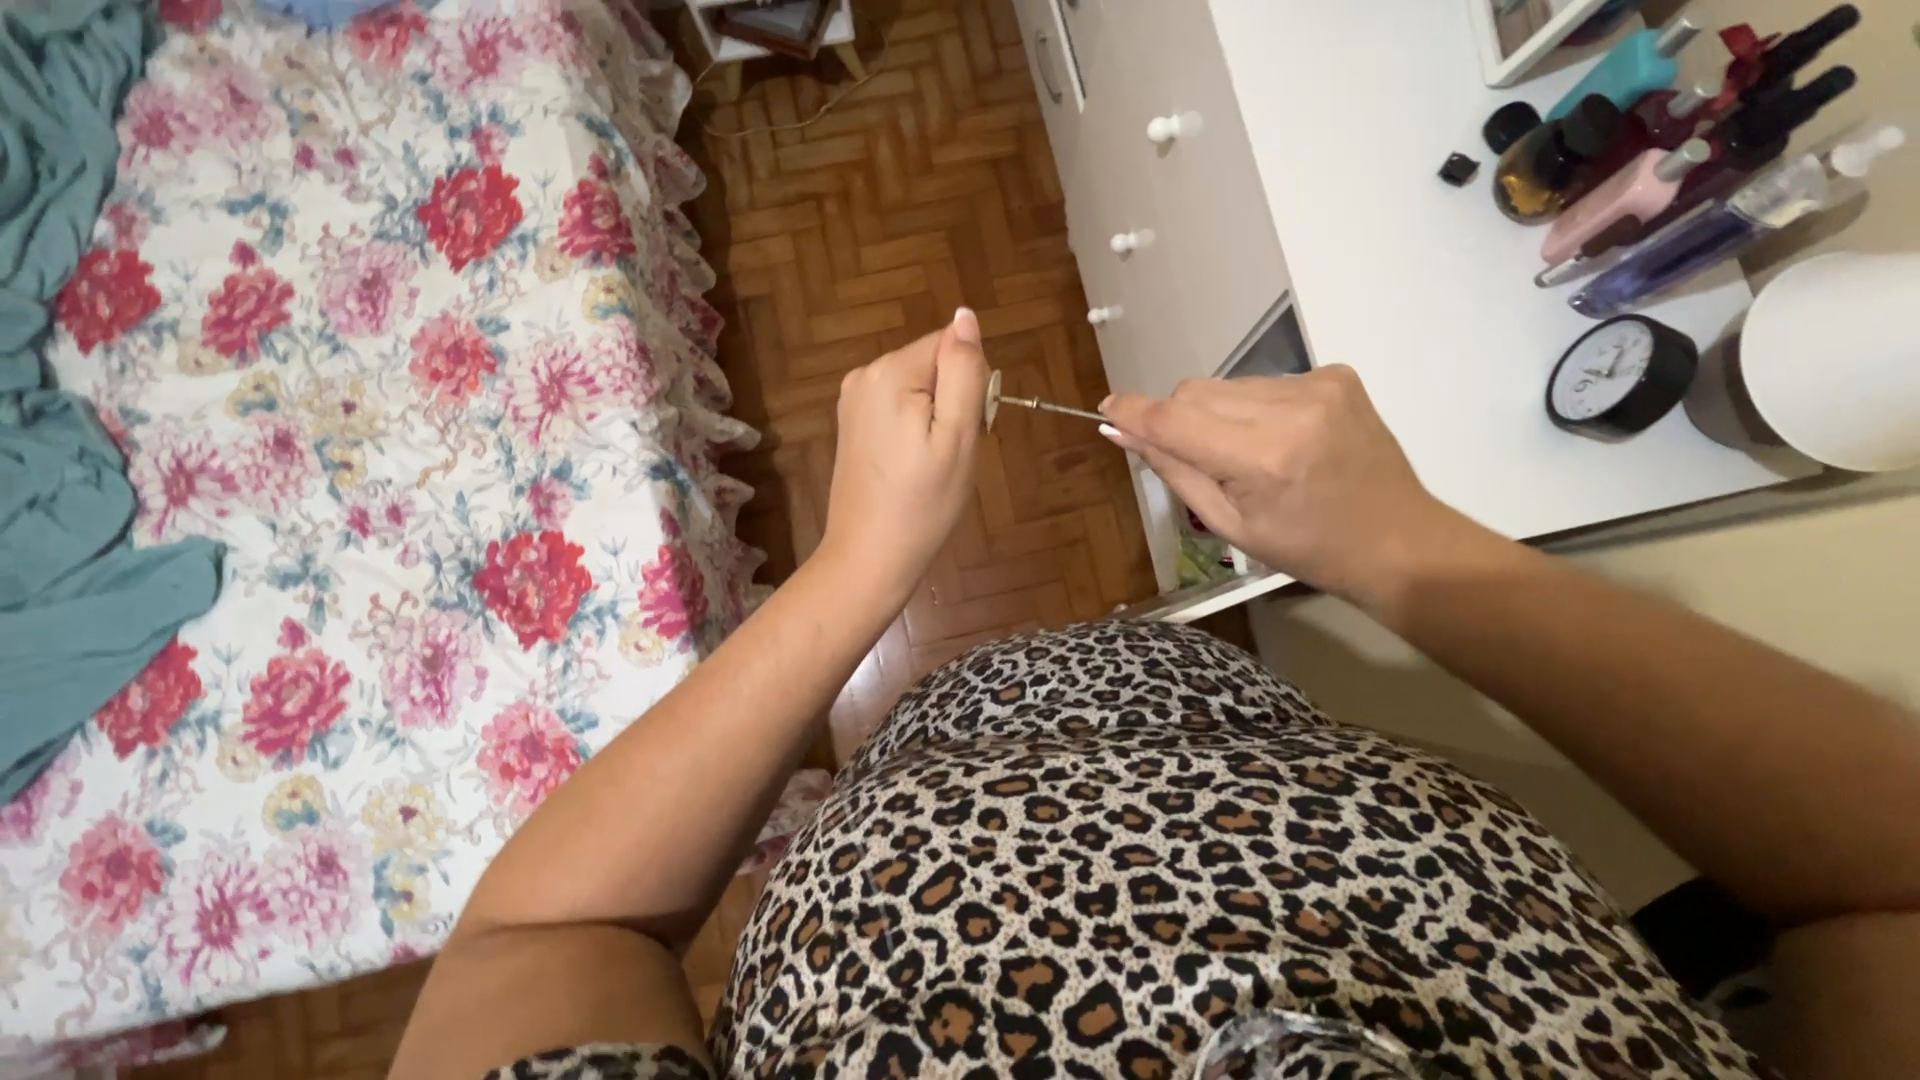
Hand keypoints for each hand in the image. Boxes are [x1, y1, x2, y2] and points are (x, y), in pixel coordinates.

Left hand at [820, 309, 989, 601]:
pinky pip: (899, 408)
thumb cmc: (923, 503)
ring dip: (936, 418)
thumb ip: (964, 371)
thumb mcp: (957, 435)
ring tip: (932, 464)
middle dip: (952, 401)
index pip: (950, 346)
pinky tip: (913, 465)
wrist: (869, 556)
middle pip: (932, 365)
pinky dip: (915, 430)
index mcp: (889, 371)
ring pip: (919, 388)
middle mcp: (864, 375)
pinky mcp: (852, 425)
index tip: (967, 430)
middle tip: (951, 454)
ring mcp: (853, 401)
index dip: (971, 385)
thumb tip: (966, 315)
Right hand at [1101, 367, 1466, 603]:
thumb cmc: (1305, 548)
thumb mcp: (1229, 524)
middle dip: (1179, 419)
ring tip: (1248, 453)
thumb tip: (1121, 432)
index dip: (1134, 413)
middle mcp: (1290, 409)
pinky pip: (1264, 382)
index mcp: (1262, 458)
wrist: (1396, 539)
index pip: (1175, 420)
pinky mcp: (1336, 374)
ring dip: (1218, 413)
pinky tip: (1282, 439)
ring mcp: (1318, 385)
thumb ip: (1173, 470)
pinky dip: (1255, 407)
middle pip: (1195, 392)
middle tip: (1195, 457)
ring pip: (1227, 385)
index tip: (1107, 410)